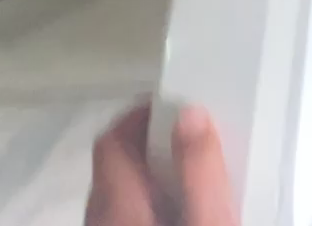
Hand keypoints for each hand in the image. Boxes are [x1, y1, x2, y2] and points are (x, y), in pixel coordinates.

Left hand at [87, 102, 237, 225]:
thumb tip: (191, 111)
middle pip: (114, 162)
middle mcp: (102, 219)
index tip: (177, 98)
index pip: (111, 140)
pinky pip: (125, 207)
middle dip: (150, 137)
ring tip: (192, 162)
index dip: (140, 112)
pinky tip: (182, 201)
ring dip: (151, 165)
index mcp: (119, 203)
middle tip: (192, 128)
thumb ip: (199, 164)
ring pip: (119, 187)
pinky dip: (150, 192)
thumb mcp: (209, 214)